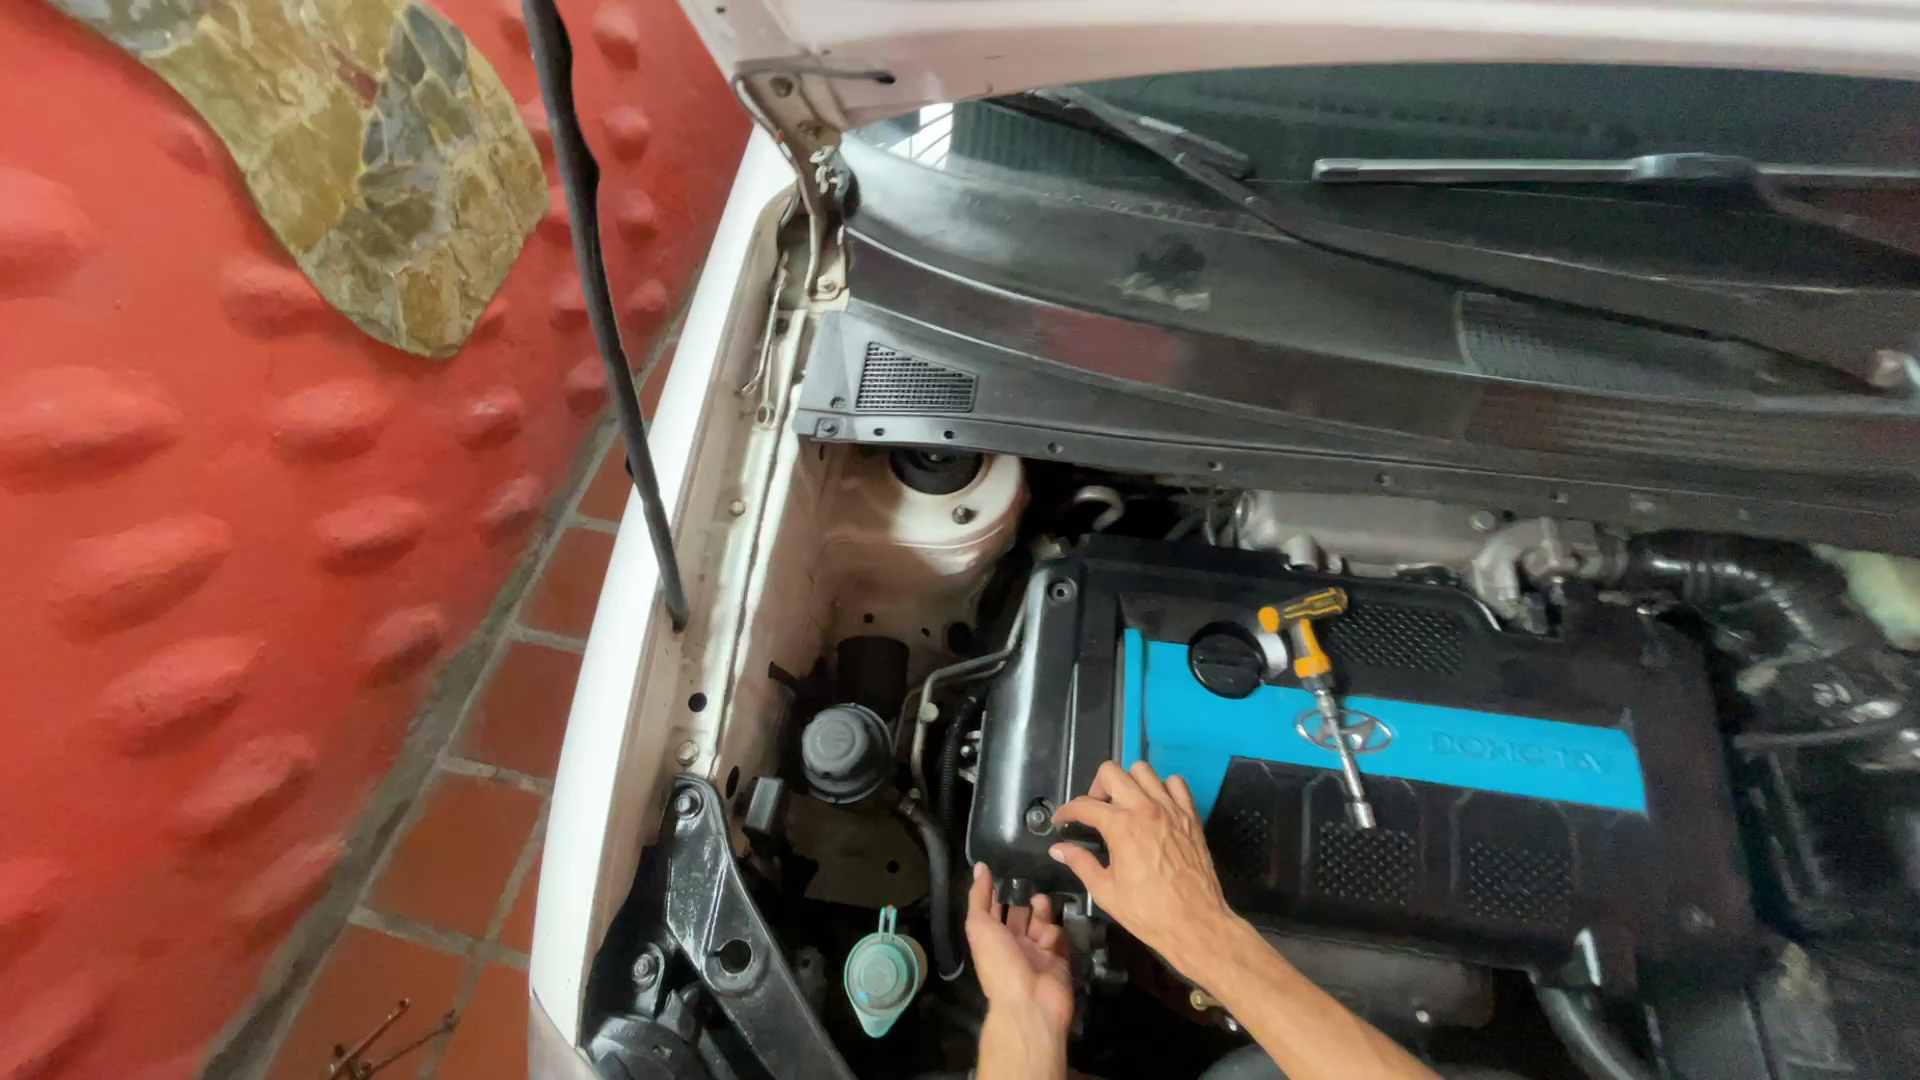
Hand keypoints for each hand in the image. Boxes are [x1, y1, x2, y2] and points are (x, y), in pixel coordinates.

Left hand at [965, 862, 1073, 1033]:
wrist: (1029, 1004)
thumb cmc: (998, 962)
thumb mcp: (979, 925)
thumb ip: (979, 896)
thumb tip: (980, 866)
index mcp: (993, 939)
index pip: (996, 909)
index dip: (1000, 890)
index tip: (1009, 866)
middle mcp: (1014, 945)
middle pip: (1021, 914)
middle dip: (1025, 898)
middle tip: (1033, 880)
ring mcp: (1037, 953)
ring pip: (1041, 922)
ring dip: (1041, 910)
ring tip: (1041, 903)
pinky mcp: (1059, 960)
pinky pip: (1059, 938)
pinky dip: (1056, 932)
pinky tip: (1051, 931)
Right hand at [1049, 760, 1240, 976]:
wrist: (1196, 924)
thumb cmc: (1148, 911)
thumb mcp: (1105, 891)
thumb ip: (1080, 863)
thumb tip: (1058, 849)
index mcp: (1120, 826)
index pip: (1084, 805)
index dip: (1066, 811)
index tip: (1061, 821)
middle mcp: (1144, 807)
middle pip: (1111, 772)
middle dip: (1096, 788)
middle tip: (1096, 810)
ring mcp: (1170, 808)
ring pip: (1143, 770)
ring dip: (1128, 783)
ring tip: (1126, 805)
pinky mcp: (1191, 815)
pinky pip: (1176, 783)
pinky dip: (1163, 787)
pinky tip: (1156, 806)